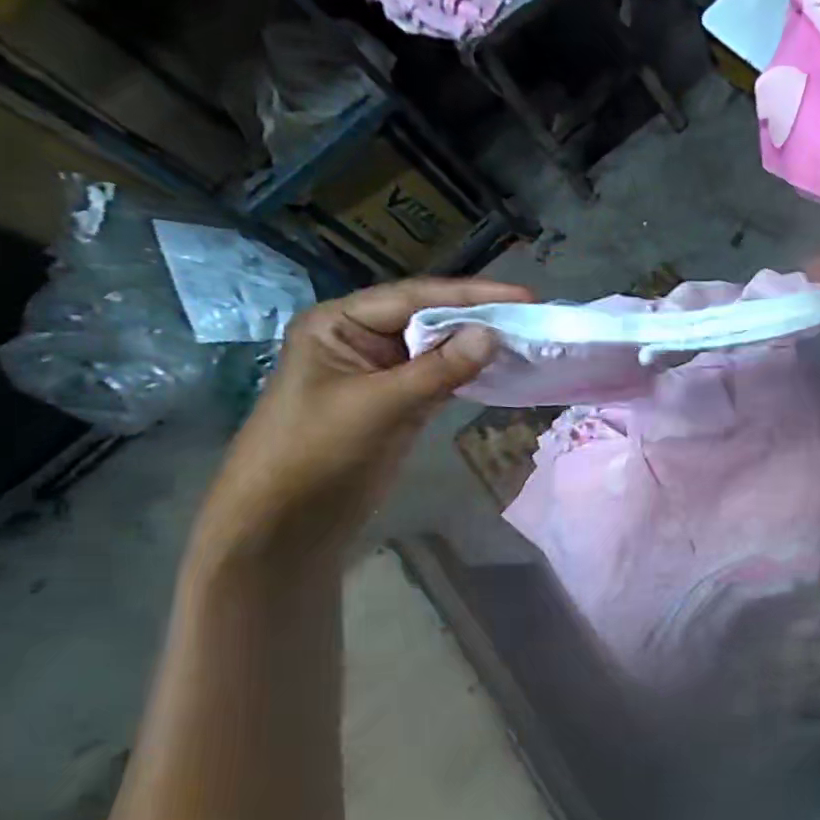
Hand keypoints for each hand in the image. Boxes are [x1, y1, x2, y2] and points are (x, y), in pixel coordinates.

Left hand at [191, 278, 533, 559]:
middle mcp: (360, 339)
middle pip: (428, 318)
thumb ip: (438, 369)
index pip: (413, 298)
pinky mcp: (397, 404)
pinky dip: (468, 374)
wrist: (287, 523)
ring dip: (477, 346)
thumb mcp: (379, 405)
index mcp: (340, 323)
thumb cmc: (317, 453)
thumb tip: (492, 335)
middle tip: (532, 316)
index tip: (523, 296)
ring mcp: (381, 373)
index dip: (471, 296)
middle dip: (478, 317)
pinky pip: (439, 378)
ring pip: (437, 349)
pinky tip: (500, 370)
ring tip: (526, 339)